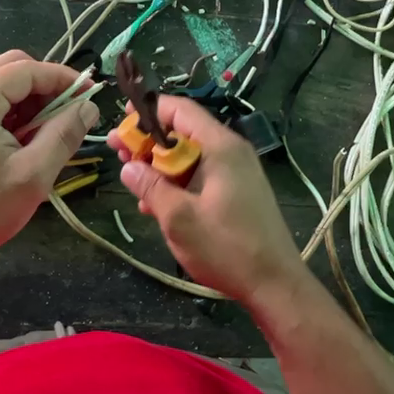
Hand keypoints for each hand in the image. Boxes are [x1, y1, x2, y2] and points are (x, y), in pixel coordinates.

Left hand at [0, 50, 99, 269]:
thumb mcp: (33, 174)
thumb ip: (64, 134)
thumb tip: (89, 106)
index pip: (28, 69)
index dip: (65, 79)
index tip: (93, 95)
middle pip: (13, 67)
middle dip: (47, 86)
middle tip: (73, 112)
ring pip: (2, 83)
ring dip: (31, 100)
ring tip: (51, 131)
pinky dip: (13, 111)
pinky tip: (26, 139)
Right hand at [109, 96, 309, 304]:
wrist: (275, 284)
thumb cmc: (227, 247)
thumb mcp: (179, 218)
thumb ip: (151, 187)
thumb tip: (128, 167)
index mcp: (220, 147)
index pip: (181, 110)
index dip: (149, 111)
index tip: (122, 120)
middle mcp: (230, 152)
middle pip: (183, 132)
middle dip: (148, 140)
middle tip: (118, 151)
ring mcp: (236, 172)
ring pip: (189, 156)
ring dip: (159, 165)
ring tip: (132, 178)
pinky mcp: (236, 192)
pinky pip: (200, 175)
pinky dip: (176, 182)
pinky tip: (155, 203)